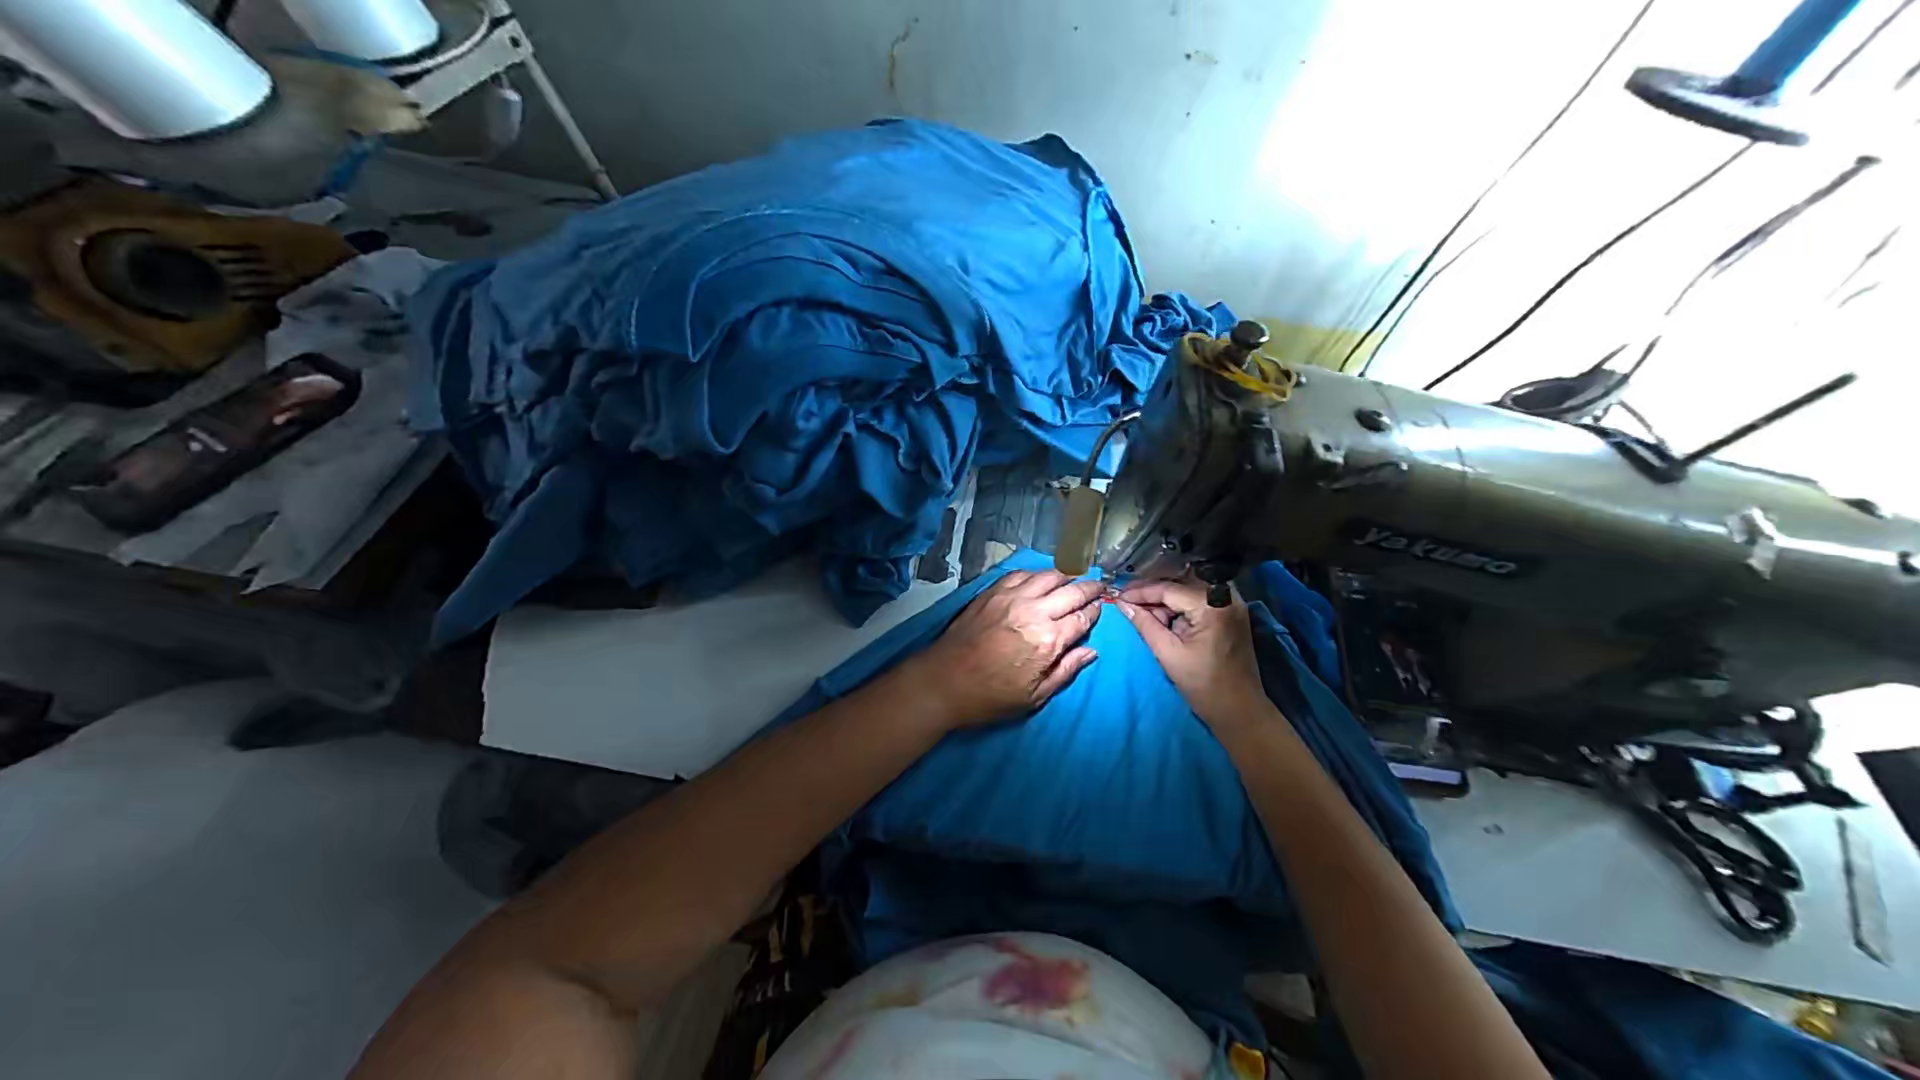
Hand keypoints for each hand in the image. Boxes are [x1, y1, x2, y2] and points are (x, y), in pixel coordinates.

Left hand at [904, 570, 1103, 728]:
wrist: (943, 680)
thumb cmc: (990, 696)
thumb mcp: (1034, 696)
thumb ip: (1065, 670)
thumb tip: (1090, 651)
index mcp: (1048, 640)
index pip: (1082, 618)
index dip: (1095, 612)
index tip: (1101, 608)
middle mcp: (1034, 611)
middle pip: (1071, 591)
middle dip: (1089, 588)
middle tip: (1099, 586)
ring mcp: (1011, 597)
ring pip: (1048, 575)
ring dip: (1066, 576)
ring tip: (1074, 578)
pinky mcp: (992, 591)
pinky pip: (1022, 573)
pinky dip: (1037, 573)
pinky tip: (1041, 578)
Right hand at [1115, 577, 1267, 728]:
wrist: (1240, 710)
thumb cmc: (1204, 685)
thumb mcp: (1168, 653)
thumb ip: (1144, 624)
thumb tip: (1122, 603)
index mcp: (1212, 604)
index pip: (1168, 588)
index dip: (1140, 591)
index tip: (1118, 596)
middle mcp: (1226, 595)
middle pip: (1180, 583)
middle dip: (1152, 592)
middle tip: (1127, 601)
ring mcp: (1232, 602)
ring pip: (1189, 589)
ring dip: (1165, 599)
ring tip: (1143, 613)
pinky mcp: (1232, 612)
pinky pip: (1200, 599)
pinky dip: (1180, 606)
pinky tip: (1163, 618)